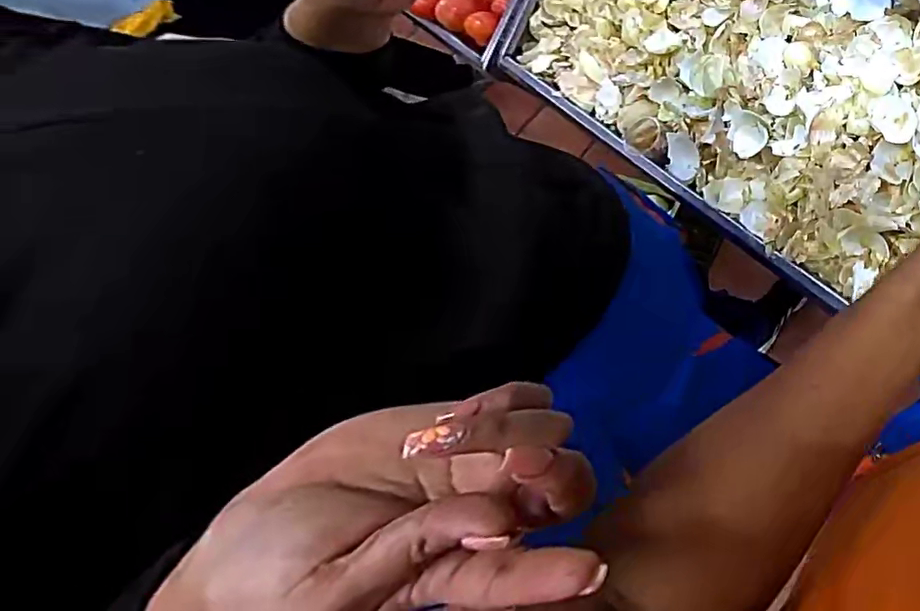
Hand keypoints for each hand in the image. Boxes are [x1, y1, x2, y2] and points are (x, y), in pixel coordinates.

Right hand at [151, 383, 604, 610]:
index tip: (590, 571)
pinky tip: (460, 414)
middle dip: (556, 470)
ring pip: (549, 431)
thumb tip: (495, 525)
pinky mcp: (485, 421)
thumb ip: (411, 554)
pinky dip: (508, 398)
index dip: (556, 571)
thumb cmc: (283, 582)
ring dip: (507, 427)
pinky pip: (530, 397)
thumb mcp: (332, 590)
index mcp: (461, 570)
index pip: (522, 570)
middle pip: (567, 486)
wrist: (261, 522)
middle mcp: (496, 512)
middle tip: (519, 460)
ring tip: (434, 441)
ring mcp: (495, 462)